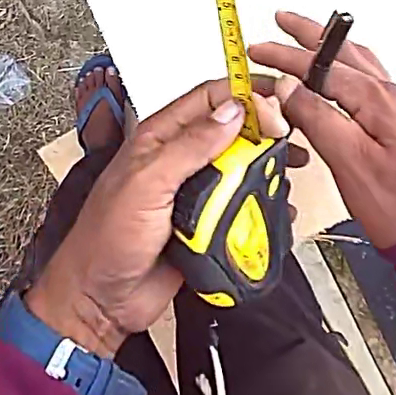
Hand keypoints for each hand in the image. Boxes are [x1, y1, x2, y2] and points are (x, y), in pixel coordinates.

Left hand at [26, 79, 288, 355]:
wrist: (101, 299)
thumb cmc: (107, 236)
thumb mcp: (147, 183)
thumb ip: (189, 146)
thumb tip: (231, 112)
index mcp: (159, 138)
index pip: (207, 100)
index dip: (242, 96)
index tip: (275, 104)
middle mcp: (177, 159)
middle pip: (229, 131)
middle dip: (262, 127)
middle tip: (291, 137)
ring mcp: (192, 191)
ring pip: (238, 166)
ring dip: (266, 164)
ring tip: (294, 165)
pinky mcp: (204, 222)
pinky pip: (239, 205)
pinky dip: (262, 202)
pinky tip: (280, 206)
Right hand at [250, 11, 395, 248]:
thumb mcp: (350, 161)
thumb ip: (316, 117)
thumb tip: (288, 87)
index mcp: (377, 100)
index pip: (320, 66)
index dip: (284, 56)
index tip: (258, 51)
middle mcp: (390, 96)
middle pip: (341, 51)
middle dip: (307, 33)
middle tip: (282, 20)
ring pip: (355, 60)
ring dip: (326, 44)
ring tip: (305, 34)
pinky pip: (364, 75)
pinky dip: (342, 62)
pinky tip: (336, 69)